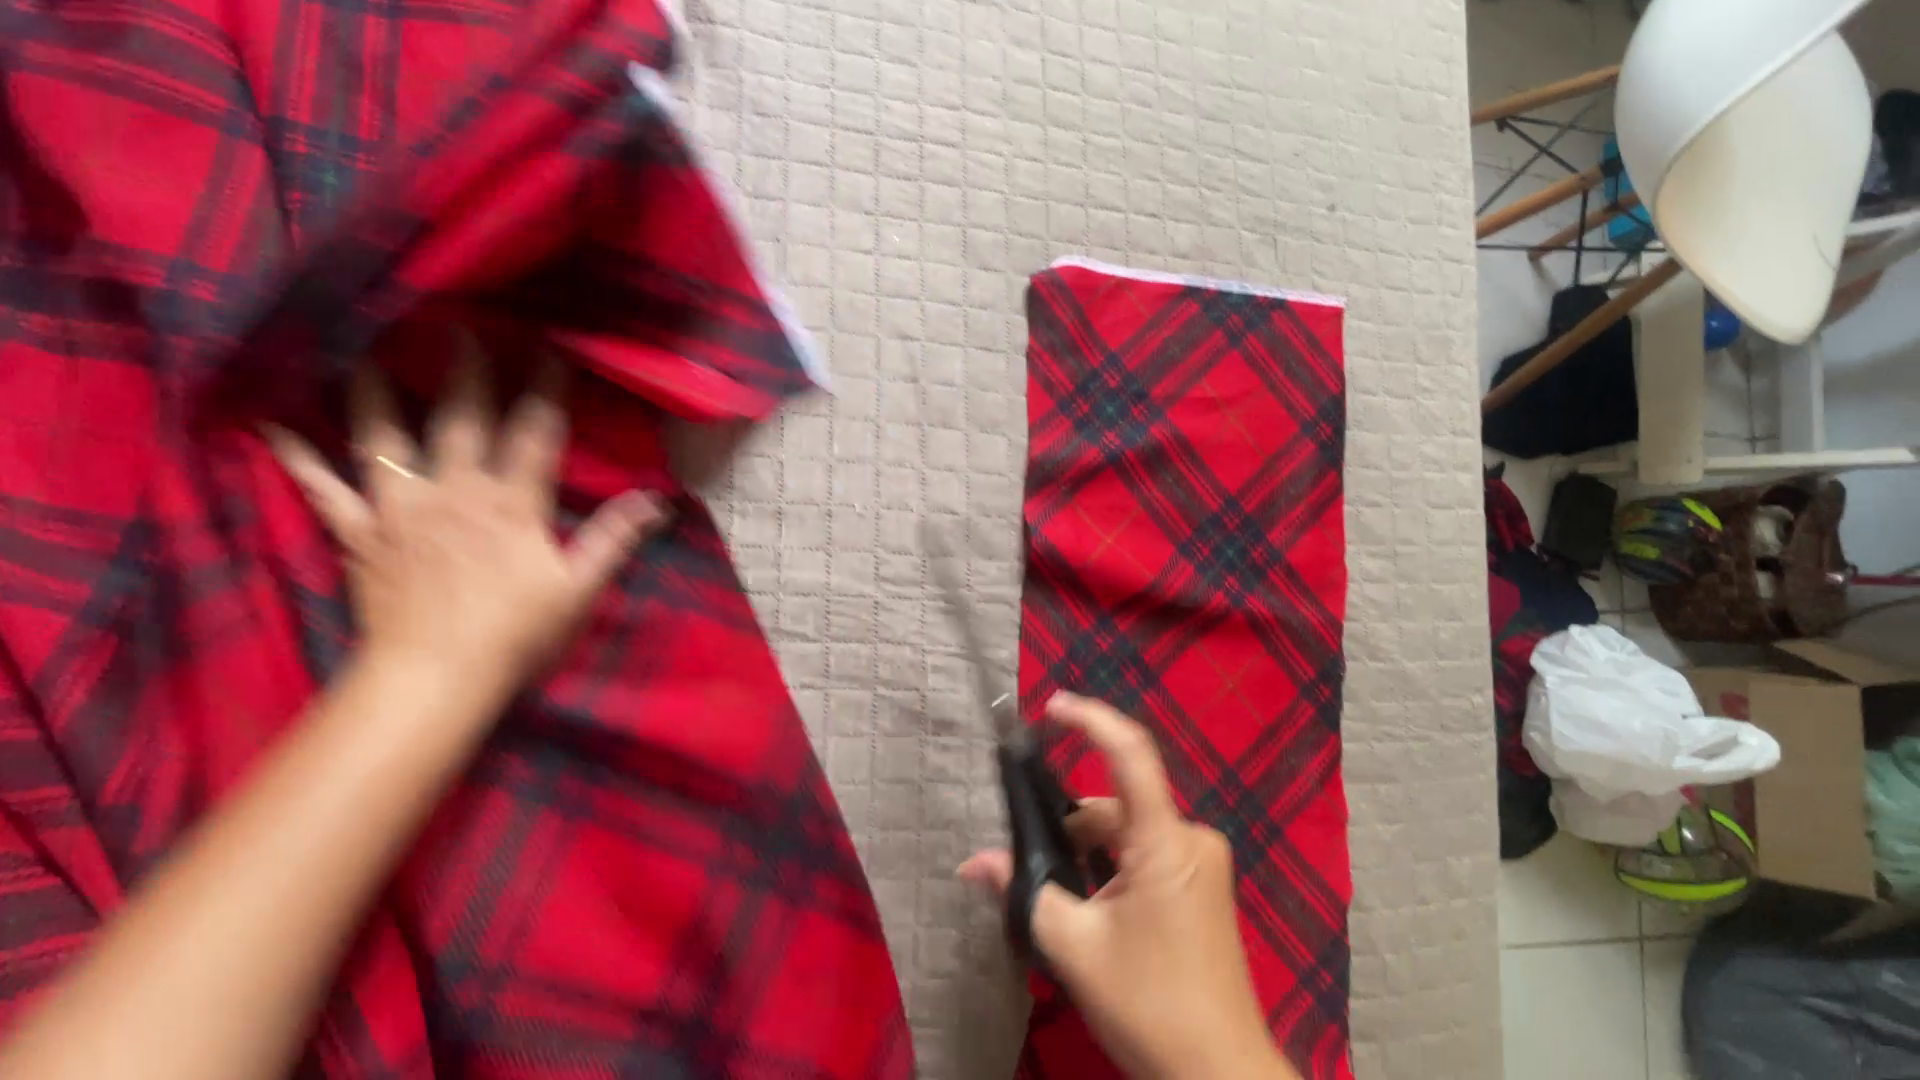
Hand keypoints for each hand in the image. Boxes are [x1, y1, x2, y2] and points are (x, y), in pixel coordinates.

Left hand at [264, 332, 667, 707]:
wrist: (436, 678)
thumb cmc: (516, 635)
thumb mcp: (579, 589)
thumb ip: (613, 539)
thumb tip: (657, 501)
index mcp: (512, 503)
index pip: (535, 433)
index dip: (545, 388)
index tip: (549, 347)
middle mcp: (455, 491)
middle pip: (462, 418)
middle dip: (465, 369)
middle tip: (460, 324)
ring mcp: (401, 508)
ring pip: (387, 437)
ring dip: (378, 391)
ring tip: (368, 350)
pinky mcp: (359, 532)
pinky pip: (323, 487)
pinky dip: (298, 455)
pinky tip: (273, 423)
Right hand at [958, 693, 1298, 1079]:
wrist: (1221, 1075)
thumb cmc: (1148, 1004)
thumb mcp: (1074, 947)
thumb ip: (1024, 893)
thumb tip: (976, 864)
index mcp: (1164, 842)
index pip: (1129, 755)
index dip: (1091, 720)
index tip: (1051, 707)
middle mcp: (1190, 839)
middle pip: (1116, 807)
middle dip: (1068, 829)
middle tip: (1029, 872)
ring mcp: (1202, 864)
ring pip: (1128, 835)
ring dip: (1089, 855)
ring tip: (1062, 909)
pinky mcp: (1203, 888)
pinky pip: (1147, 856)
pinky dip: (1112, 869)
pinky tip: (1093, 913)